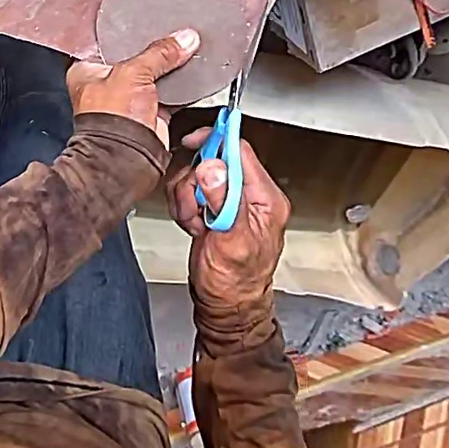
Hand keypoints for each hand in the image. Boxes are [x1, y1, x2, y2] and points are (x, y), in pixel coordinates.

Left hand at [66, 28, 199, 143]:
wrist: (127, 157)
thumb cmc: (111, 119)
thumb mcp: (133, 72)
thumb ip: (159, 53)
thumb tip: (184, 39)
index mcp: (86, 70)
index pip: (107, 41)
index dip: (126, 30)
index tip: (145, 18)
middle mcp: (105, 84)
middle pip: (134, 57)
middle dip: (153, 49)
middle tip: (172, 33)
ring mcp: (128, 99)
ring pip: (153, 74)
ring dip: (169, 67)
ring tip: (186, 47)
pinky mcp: (149, 113)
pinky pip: (168, 92)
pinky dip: (180, 85)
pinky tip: (192, 71)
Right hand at [167, 130, 290, 325]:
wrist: (224, 306)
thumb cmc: (236, 283)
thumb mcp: (233, 241)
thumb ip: (224, 201)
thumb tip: (214, 169)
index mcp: (265, 198)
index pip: (241, 152)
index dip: (217, 143)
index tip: (197, 141)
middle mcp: (248, 195)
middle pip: (213, 161)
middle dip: (195, 183)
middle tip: (196, 206)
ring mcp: (228, 201)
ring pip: (196, 176)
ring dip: (187, 199)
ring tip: (197, 222)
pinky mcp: (212, 208)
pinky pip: (188, 192)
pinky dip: (184, 207)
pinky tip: (194, 225)